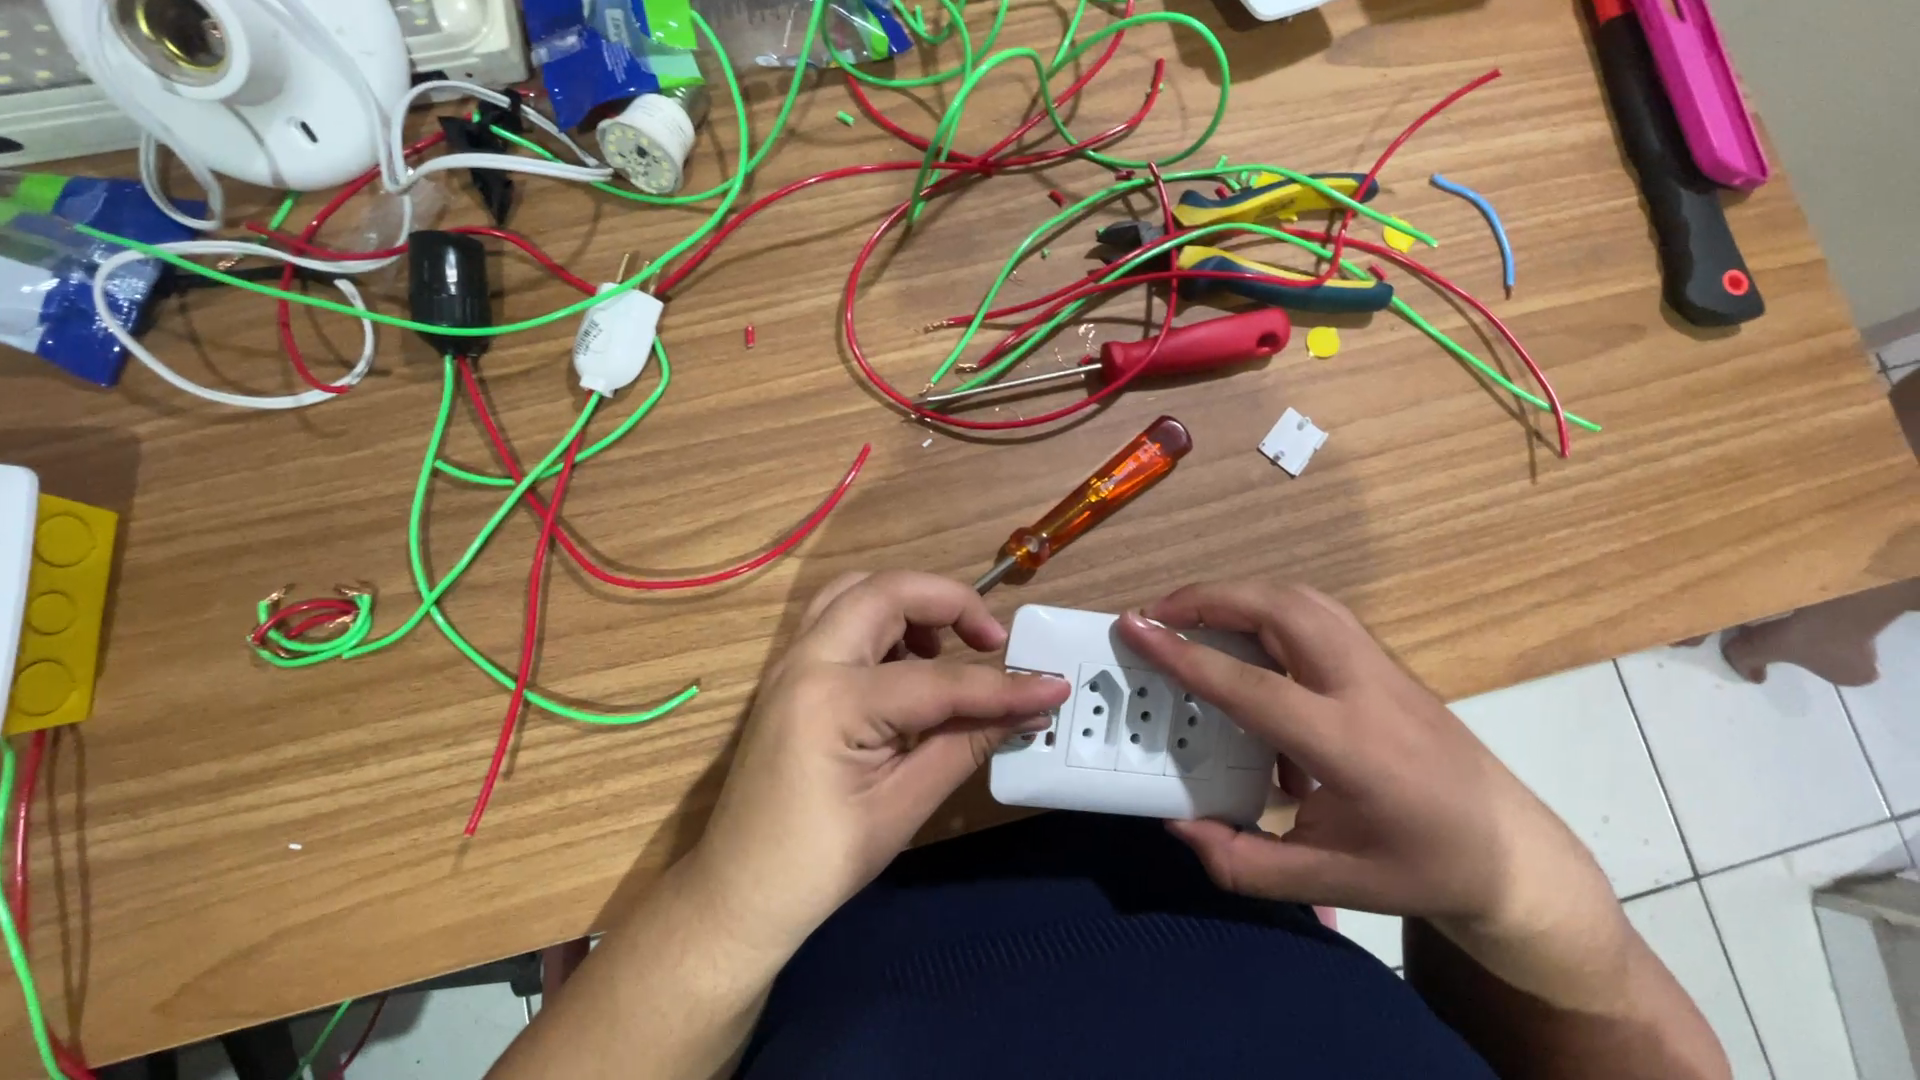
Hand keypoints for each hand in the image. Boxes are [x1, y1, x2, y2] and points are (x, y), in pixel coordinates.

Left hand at [684, 571, 1069, 952]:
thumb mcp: (904, 804)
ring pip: (853, 593)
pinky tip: (906, 667)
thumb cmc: (822, 862)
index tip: (1052, 687)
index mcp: (833, 700)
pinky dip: (878, 622)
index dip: (1003, 685)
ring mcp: (790, 664)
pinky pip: (837, 620)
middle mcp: (805, 662)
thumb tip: (1029, 711)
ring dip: (907, 604)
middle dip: (947, 601)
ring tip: (946, 650)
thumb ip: (966, 743)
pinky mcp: (788, 676)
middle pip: (884, 591)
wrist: (741, 891)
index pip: (938, 679)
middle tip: (990, 640)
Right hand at [1115, 581, 1615, 948]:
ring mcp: (1383, 668)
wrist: (1516, 856)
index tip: (1133, 627)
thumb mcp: (1329, 883)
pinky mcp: (1387, 665)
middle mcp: (1366, 689)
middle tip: (1157, 614)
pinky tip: (1248, 644)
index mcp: (1349, 746)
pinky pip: (1319, 615)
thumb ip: (1244, 861)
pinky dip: (1270, 610)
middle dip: (1210, 598)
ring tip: (1192, 616)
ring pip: (1304, 600)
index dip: (1184, 655)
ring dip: (1240, 596)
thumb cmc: (1421, 870)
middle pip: (1281, 609)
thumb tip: (1177, 824)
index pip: (1250, 686)